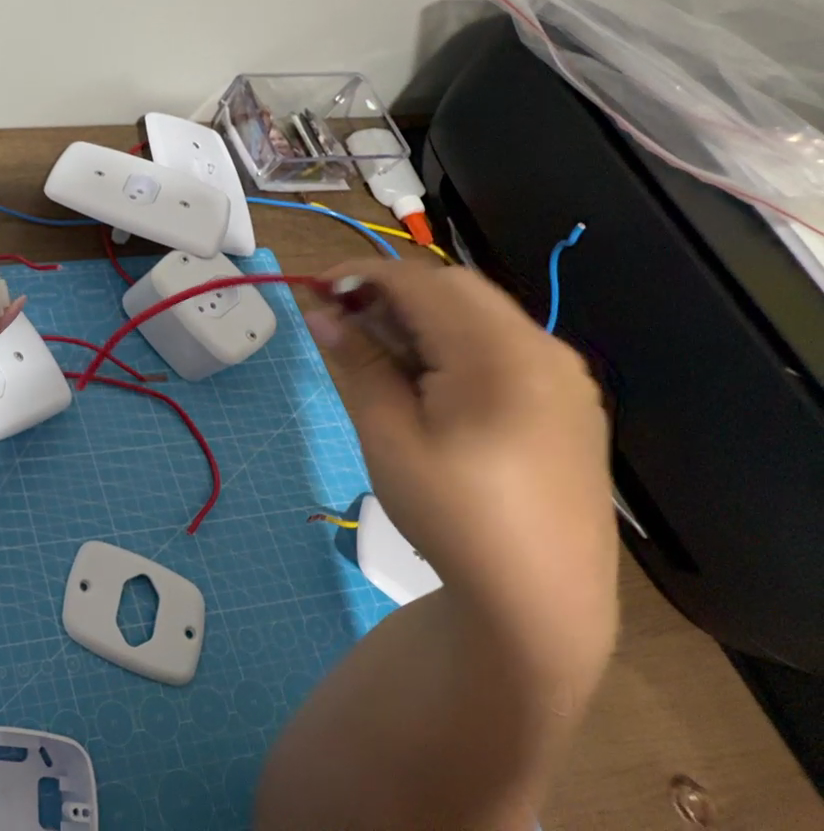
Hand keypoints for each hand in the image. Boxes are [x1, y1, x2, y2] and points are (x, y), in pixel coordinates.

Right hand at [306, 262, 616, 670]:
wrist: (541, 601)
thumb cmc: (453, 517)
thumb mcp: (388, 439)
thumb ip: (358, 366)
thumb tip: (321, 313)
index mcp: (501, 356)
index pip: (421, 283)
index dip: (361, 275)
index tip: (310, 288)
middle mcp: (544, 351)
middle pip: (456, 290)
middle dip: (390, 293)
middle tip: (336, 323)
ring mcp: (564, 378)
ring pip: (480, 316)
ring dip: (420, 317)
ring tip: (372, 355)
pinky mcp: (566, 404)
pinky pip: (501, 347)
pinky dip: (452, 344)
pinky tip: (424, 383)